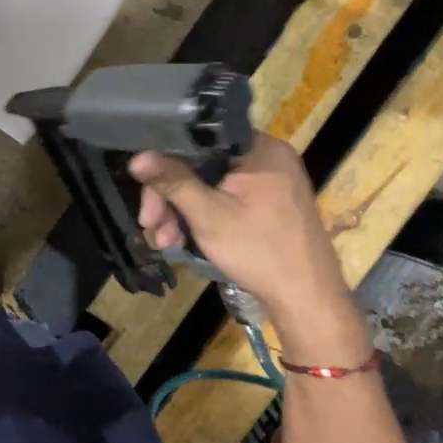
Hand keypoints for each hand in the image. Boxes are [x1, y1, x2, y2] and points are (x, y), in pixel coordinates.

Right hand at [131, 135, 364, 353]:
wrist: (306, 298)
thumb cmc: (259, 250)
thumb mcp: (208, 214)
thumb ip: (172, 181)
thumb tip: (136, 157)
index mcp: (260, 149)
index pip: (197, 144)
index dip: (164, 167)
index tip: (147, 201)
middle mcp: (267, 158)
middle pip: (200, 167)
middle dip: (170, 199)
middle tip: (150, 226)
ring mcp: (269, 181)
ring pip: (208, 186)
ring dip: (180, 213)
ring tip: (165, 242)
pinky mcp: (267, 203)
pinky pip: (223, 199)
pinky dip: (201, 217)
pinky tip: (183, 240)